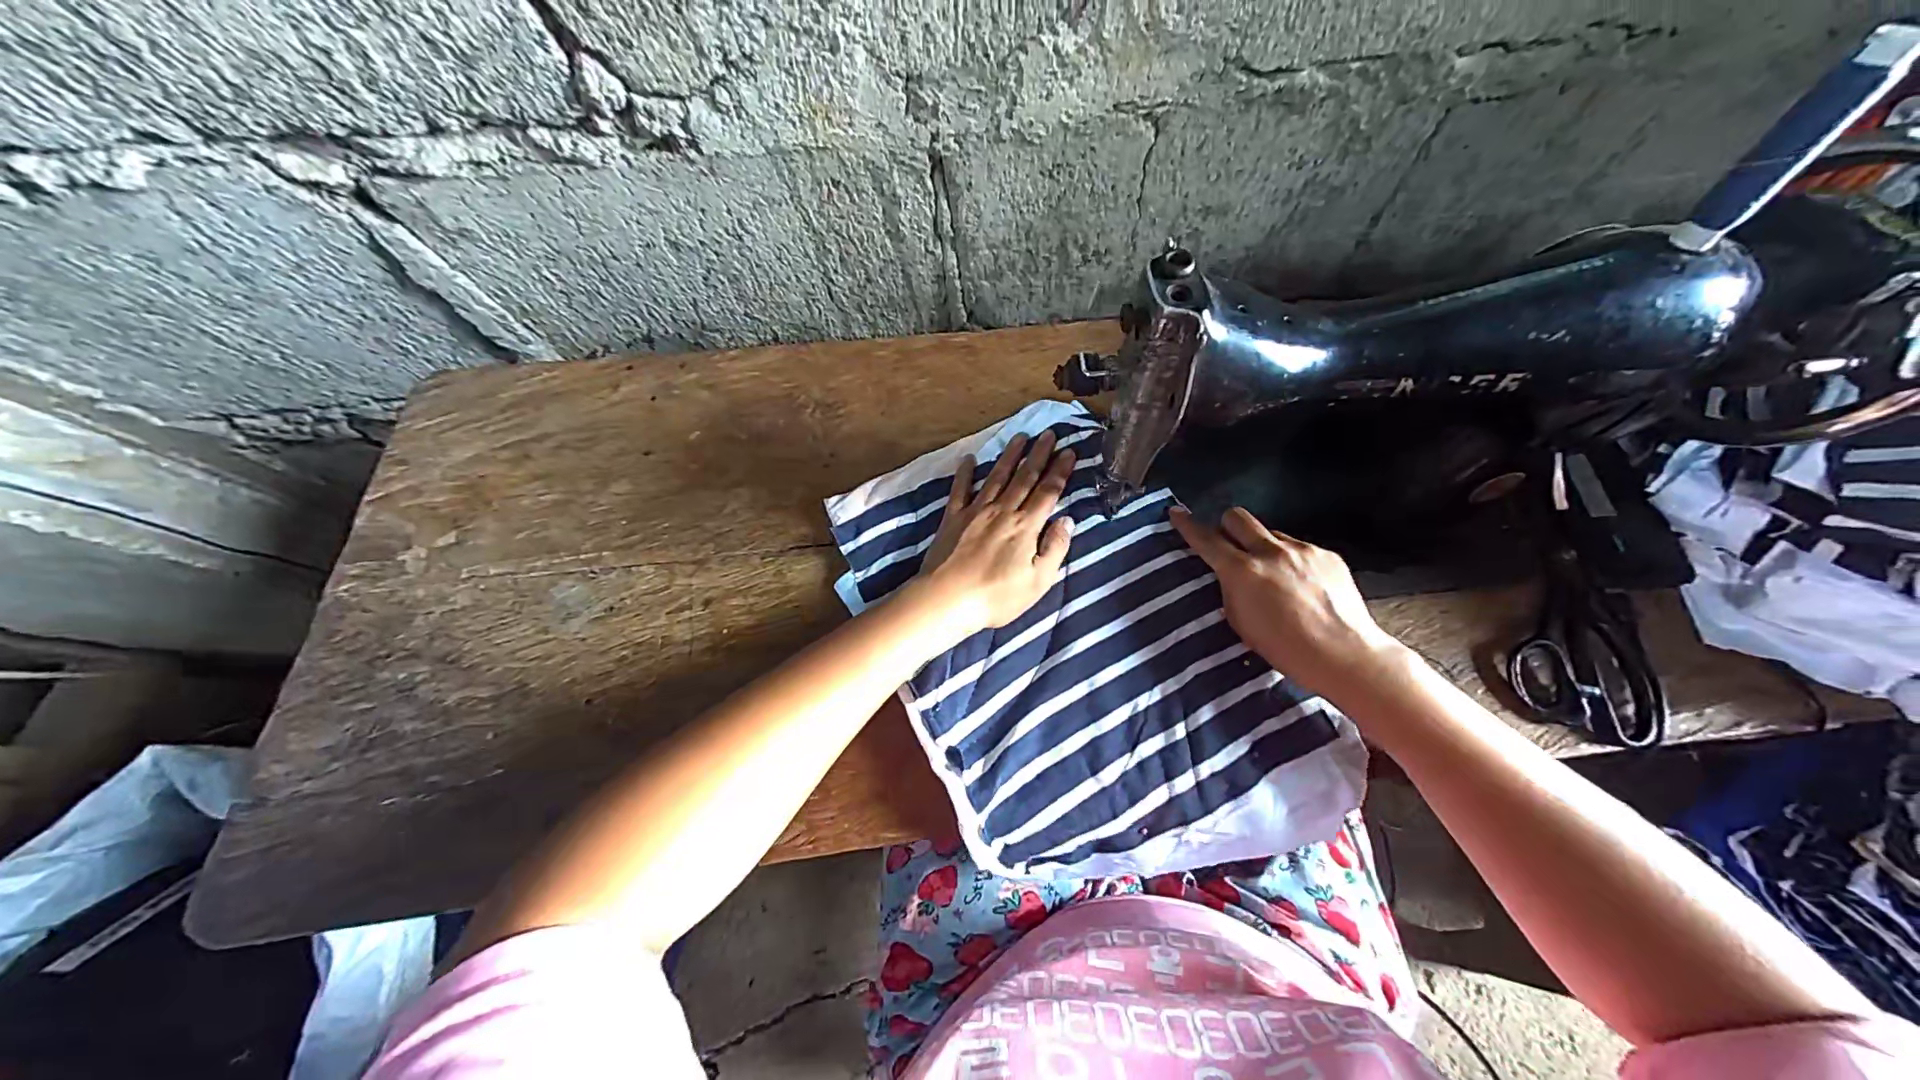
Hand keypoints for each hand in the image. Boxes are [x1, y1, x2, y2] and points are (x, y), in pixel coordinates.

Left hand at [911, 430, 1075, 635]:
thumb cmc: (996, 597)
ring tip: (1019, 437)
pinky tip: (969, 459)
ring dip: (1009, 456)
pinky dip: (965, 473)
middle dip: (1038, 454)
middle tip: (1049, 434)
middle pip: (1024, 477)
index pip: (1048, 491)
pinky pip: (960, 490)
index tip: (1069, 451)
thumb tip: (1067, 521)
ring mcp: (975, 512)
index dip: (1060, 470)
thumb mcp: (1037, 581)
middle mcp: (1002, 511)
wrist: (946, 598)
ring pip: (996, 477)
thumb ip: (1055, 549)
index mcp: (1026, 527)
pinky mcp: (952, 518)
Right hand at [1170, 505, 1403, 701]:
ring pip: (1271, 533)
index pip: (1207, 539)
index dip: (1188, 525)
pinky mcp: (1328, 555)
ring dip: (1264, 547)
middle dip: (1227, 526)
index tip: (1177, 513)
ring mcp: (1303, 550)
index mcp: (1242, 571)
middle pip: (1237, 517)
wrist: (1343, 654)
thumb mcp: (1240, 622)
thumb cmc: (1284, 648)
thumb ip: (1230, 589)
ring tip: (1274, 576)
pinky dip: (1293, 561)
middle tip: (1230, 545)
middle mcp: (1271, 552)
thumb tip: (1230, 574)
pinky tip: (1303, 586)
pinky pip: (1300, 548)